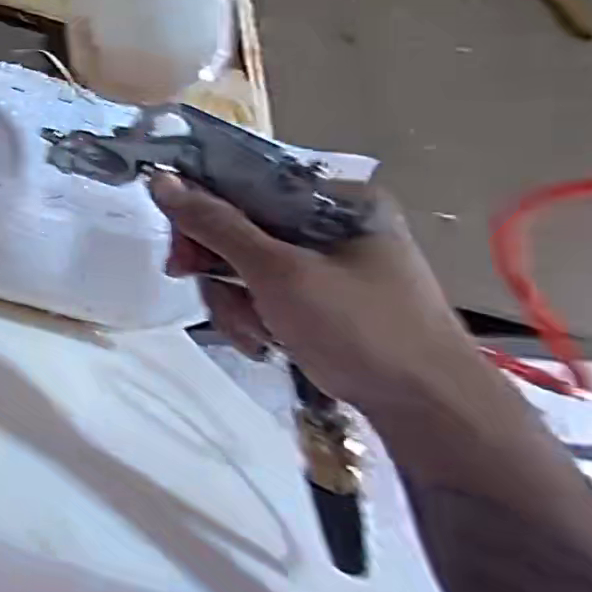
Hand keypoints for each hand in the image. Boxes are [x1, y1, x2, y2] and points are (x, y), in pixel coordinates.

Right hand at [148, 172, 488, 410]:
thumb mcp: (277, 271)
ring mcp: (324, 262)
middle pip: (234, 225)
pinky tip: (261, 337)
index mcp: (336, 201)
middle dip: (212, 263)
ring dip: (229, 297)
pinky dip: (248, 313)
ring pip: (238, 262)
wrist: (431, 411)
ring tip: (249, 328)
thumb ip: (215, 224)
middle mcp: (329, 223)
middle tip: (192, 281)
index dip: (198, 209)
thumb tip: (160, 179)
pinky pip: (257, 289)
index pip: (241, 183)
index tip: (180, 247)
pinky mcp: (318, 296)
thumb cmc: (360, 328)